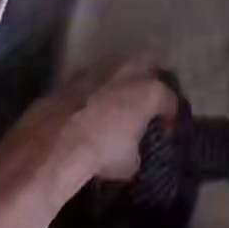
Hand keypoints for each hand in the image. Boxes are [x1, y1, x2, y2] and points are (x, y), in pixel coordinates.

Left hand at [0, 60, 176, 192]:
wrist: (58, 139)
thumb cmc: (103, 150)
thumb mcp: (130, 162)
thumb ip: (137, 148)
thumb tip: (131, 149)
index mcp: (149, 91)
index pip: (170, 100)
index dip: (170, 117)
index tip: (166, 131)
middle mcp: (128, 70)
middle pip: (147, 66)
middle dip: (149, 80)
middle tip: (145, 103)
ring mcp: (100, 68)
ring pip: (118, 66)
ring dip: (121, 80)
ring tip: (118, 101)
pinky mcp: (75, 73)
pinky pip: (95, 76)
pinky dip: (97, 87)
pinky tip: (92, 104)